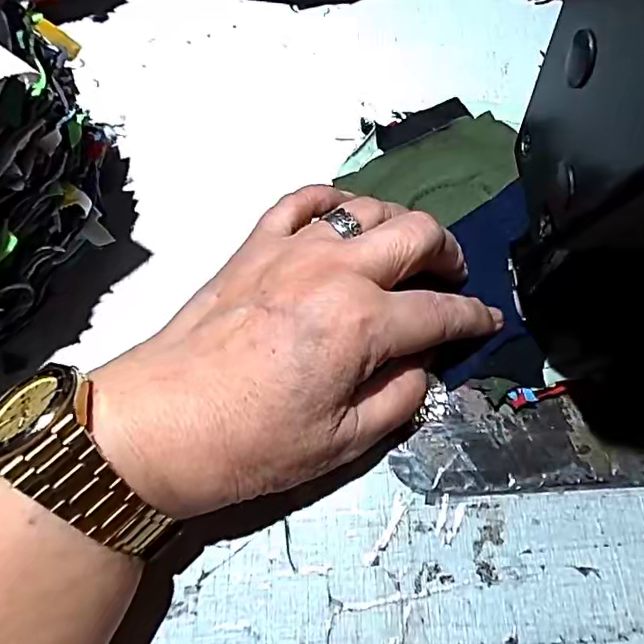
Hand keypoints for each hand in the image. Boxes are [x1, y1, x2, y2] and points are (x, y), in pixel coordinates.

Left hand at [86, 186, 501, 518]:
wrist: (154, 427)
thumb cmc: (251, 444)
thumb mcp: (344, 441)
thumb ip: (401, 396)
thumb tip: (421, 362)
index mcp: (363, 323)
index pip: (442, 310)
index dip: (475, 318)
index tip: (489, 321)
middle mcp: (336, 272)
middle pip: (418, 234)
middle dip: (450, 254)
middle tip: (452, 277)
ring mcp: (293, 249)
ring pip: (369, 207)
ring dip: (401, 225)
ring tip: (405, 251)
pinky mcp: (255, 245)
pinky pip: (304, 199)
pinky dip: (334, 202)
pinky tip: (343, 221)